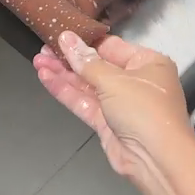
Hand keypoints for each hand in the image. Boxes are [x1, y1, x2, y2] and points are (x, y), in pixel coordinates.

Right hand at [33, 31, 190, 189]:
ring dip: (63, 74)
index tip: (61, 35)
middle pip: (97, 66)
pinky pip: (84, 102)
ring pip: (87, 85)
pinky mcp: (107, 123)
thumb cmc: (145, 110)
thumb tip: (68, 40)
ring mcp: (120, 104)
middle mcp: (135, 81)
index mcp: (147, 63)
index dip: (85, 42)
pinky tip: (46, 78)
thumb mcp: (115, 80)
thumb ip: (87, 62)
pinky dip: (66, 92)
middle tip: (43, 49)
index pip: (111, 47)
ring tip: (39, 61)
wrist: (156, 158)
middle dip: (70, 59)